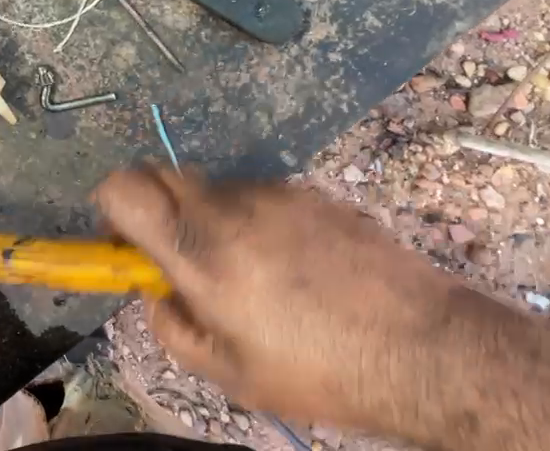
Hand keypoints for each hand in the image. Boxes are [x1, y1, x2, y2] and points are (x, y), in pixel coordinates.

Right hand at [94, 167, 461, 430]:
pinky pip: (258, 195)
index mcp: (196, 251)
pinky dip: (257, 220)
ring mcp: (269, 194)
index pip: (121, 188)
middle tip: (180, 251)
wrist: (438, 354)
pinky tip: (297, 264)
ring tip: (254, 267)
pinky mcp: (309, 193)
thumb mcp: (231, 374)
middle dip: (154, 206)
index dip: (111, 206)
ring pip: (210, 187)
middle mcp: (224, 208)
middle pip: (156, 174)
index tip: (126, 238)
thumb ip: (171, 327)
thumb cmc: (323, 370)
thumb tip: (155, 293)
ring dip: (209, 215)